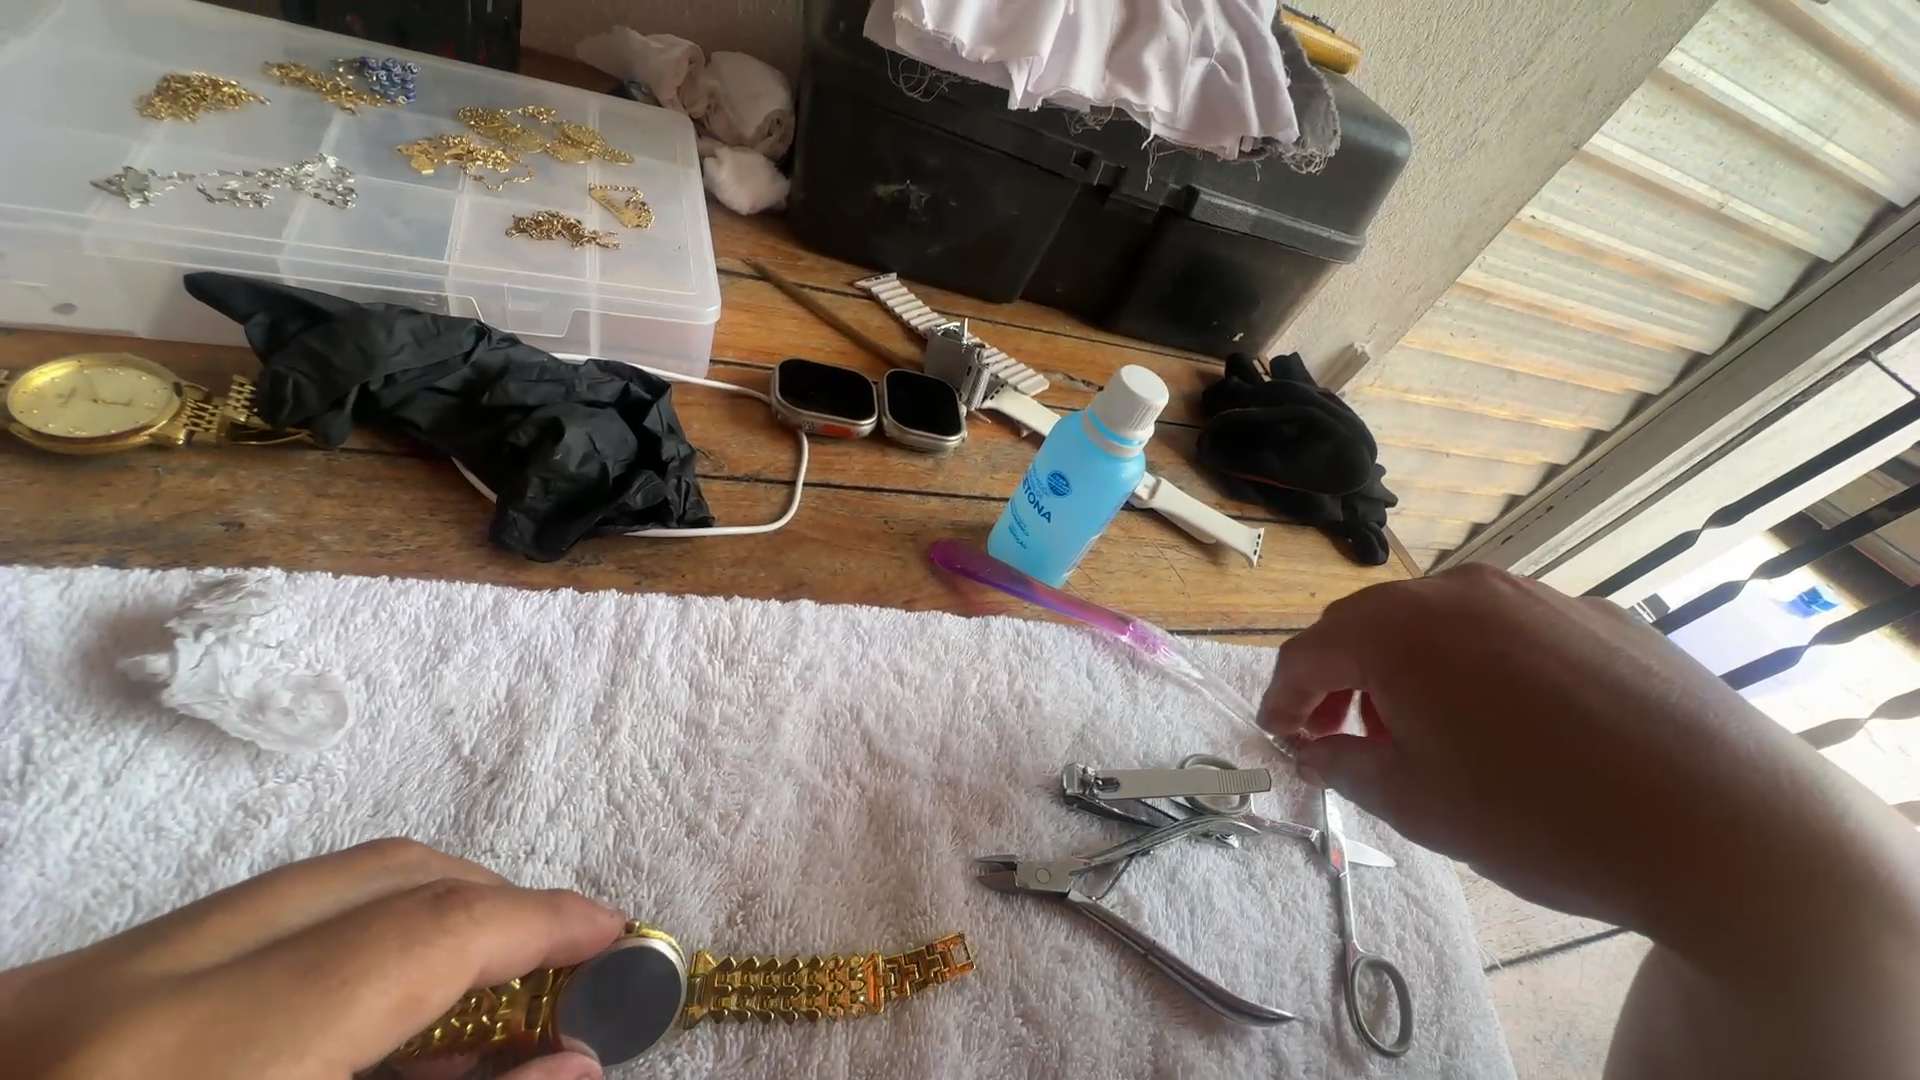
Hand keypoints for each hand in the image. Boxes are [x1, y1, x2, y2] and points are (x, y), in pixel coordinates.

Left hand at [0, 839, 625, 1079]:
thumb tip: (573, 1064)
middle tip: (554, 958)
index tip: (610, 935)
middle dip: (495, 900)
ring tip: (475, 973)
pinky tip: (366, 1001)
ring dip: (426, 907)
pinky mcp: (48, 986)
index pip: (419, 934)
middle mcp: (111, 988)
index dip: (540, 922)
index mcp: (182, 1064)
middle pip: (380, 873)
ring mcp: (64, 977)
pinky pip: (252, 918)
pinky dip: (346, 933)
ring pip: (317, 881)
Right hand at [1258, 566, 1919, 984]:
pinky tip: (1507, 721)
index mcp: (1397, 630)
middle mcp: (1457, 592)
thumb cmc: (1537, 815)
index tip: (1278, 735)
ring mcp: (1532, 595)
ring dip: (1406, 669)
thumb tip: (1310, 749)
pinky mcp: (1594, 614)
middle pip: (1368, 626)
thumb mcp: (1413, 801)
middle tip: (1342, 735)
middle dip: (1341, 680)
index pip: (1308, 652)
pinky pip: (1503, 629)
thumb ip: (1340, 763)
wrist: (1732, 829)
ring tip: (1425, 730)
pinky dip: (1474, 665)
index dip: (1281, 696)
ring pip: (1435, 622)